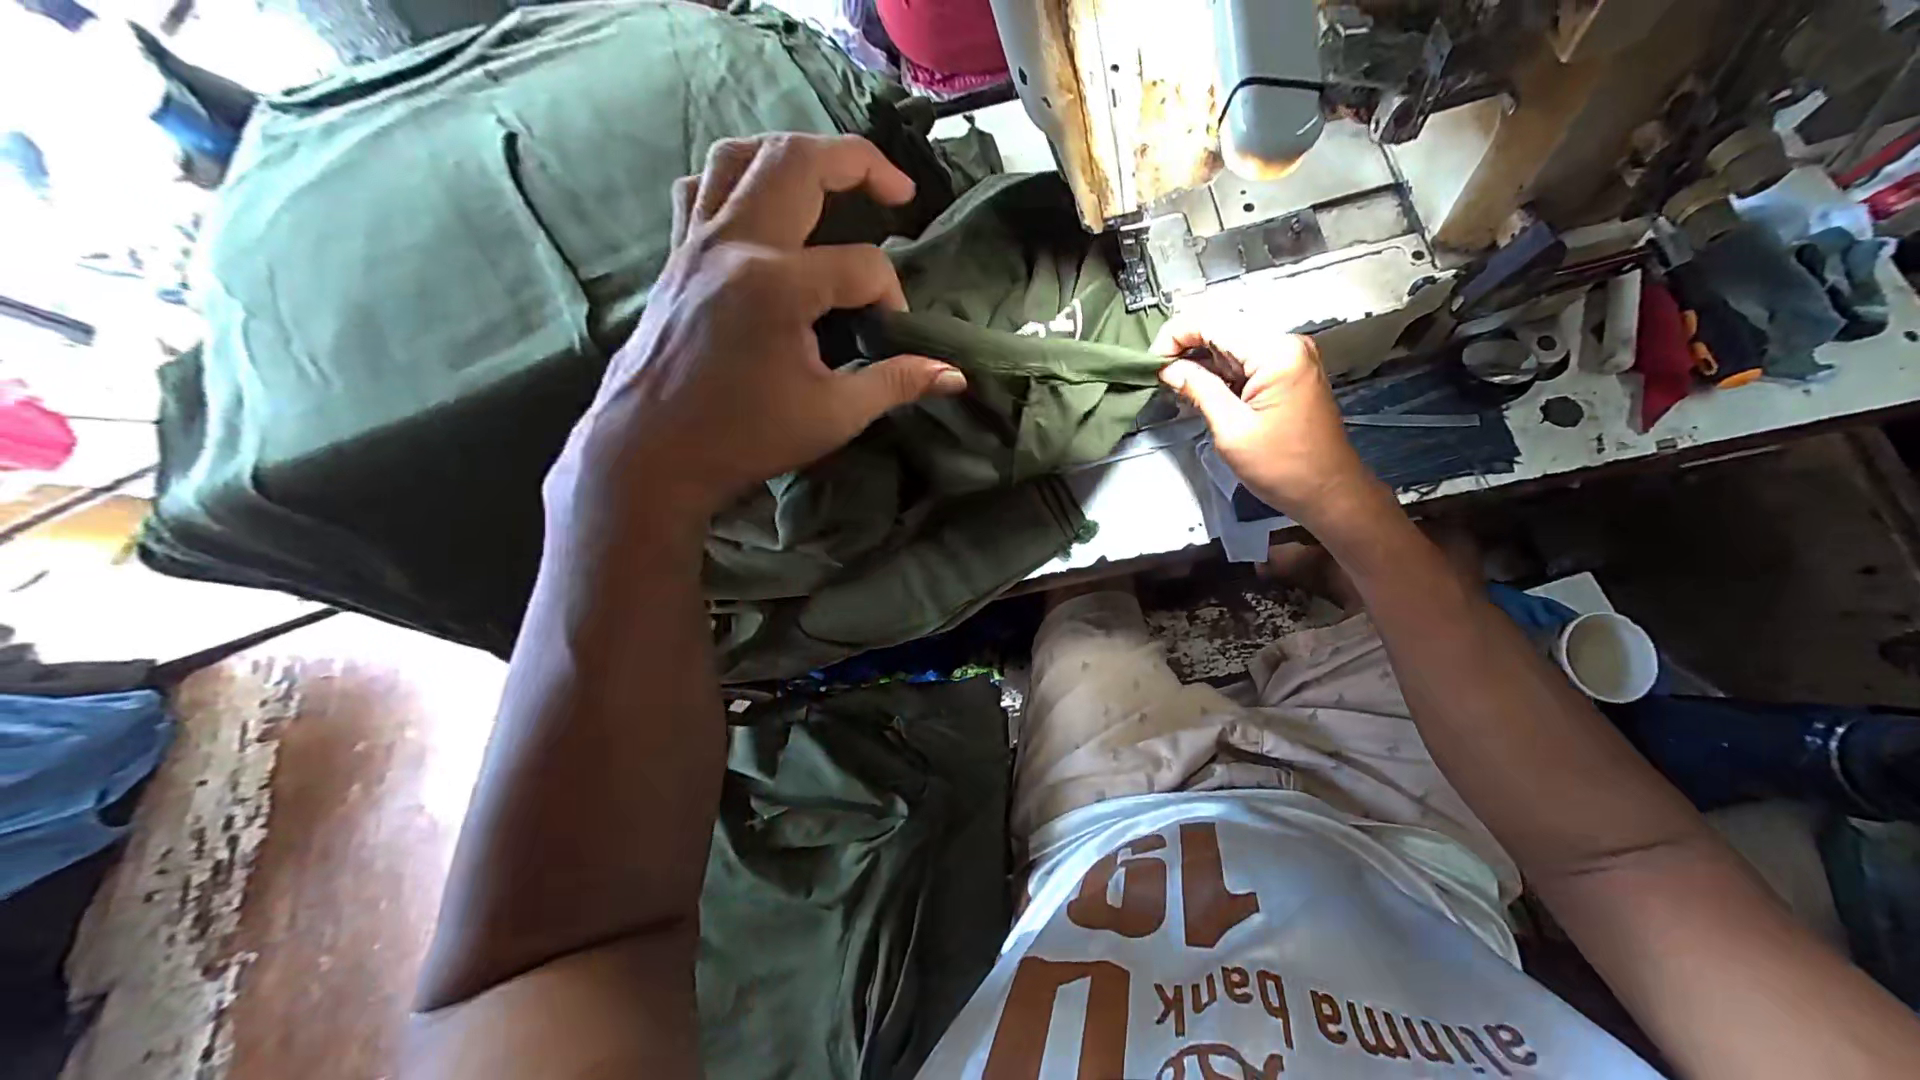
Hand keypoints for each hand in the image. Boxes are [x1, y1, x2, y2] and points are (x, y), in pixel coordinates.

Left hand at [548, 133, 965, 528]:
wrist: (649, 454)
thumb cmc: (743, 439)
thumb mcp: (832, 416)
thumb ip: (895, 384)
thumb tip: (954, 376)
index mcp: (778, 286)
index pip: (862, 266)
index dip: (891, 295)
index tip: (894, 331)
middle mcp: (735, 244)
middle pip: (799, 162)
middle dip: (858, 163)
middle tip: (895, 190)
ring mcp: (697, 243)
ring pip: (740, 156)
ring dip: (792, 154)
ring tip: (828, 179)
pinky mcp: (676, 257)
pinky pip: (701, 187)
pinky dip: (735, 180)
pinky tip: (758, 208)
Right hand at [1154, 314, 1384, 527]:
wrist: (1328, 491)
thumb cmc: (1284, 467)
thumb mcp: (1231, 429)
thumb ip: (1199, 389)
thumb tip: (1167, 368)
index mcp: (1276, 352)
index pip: (1214, 323)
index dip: (1176, 336)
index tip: (1151, 363)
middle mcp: (1286, 344)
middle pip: (1223, 328)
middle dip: (1186, 348)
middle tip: (1158, 375)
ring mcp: (1289, 357)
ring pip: (1231, 344)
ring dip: (1200, 360)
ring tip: (1174, 384)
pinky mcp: (1287, 372)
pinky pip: (1244, 360)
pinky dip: (1218, 371)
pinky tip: (1199, 388)